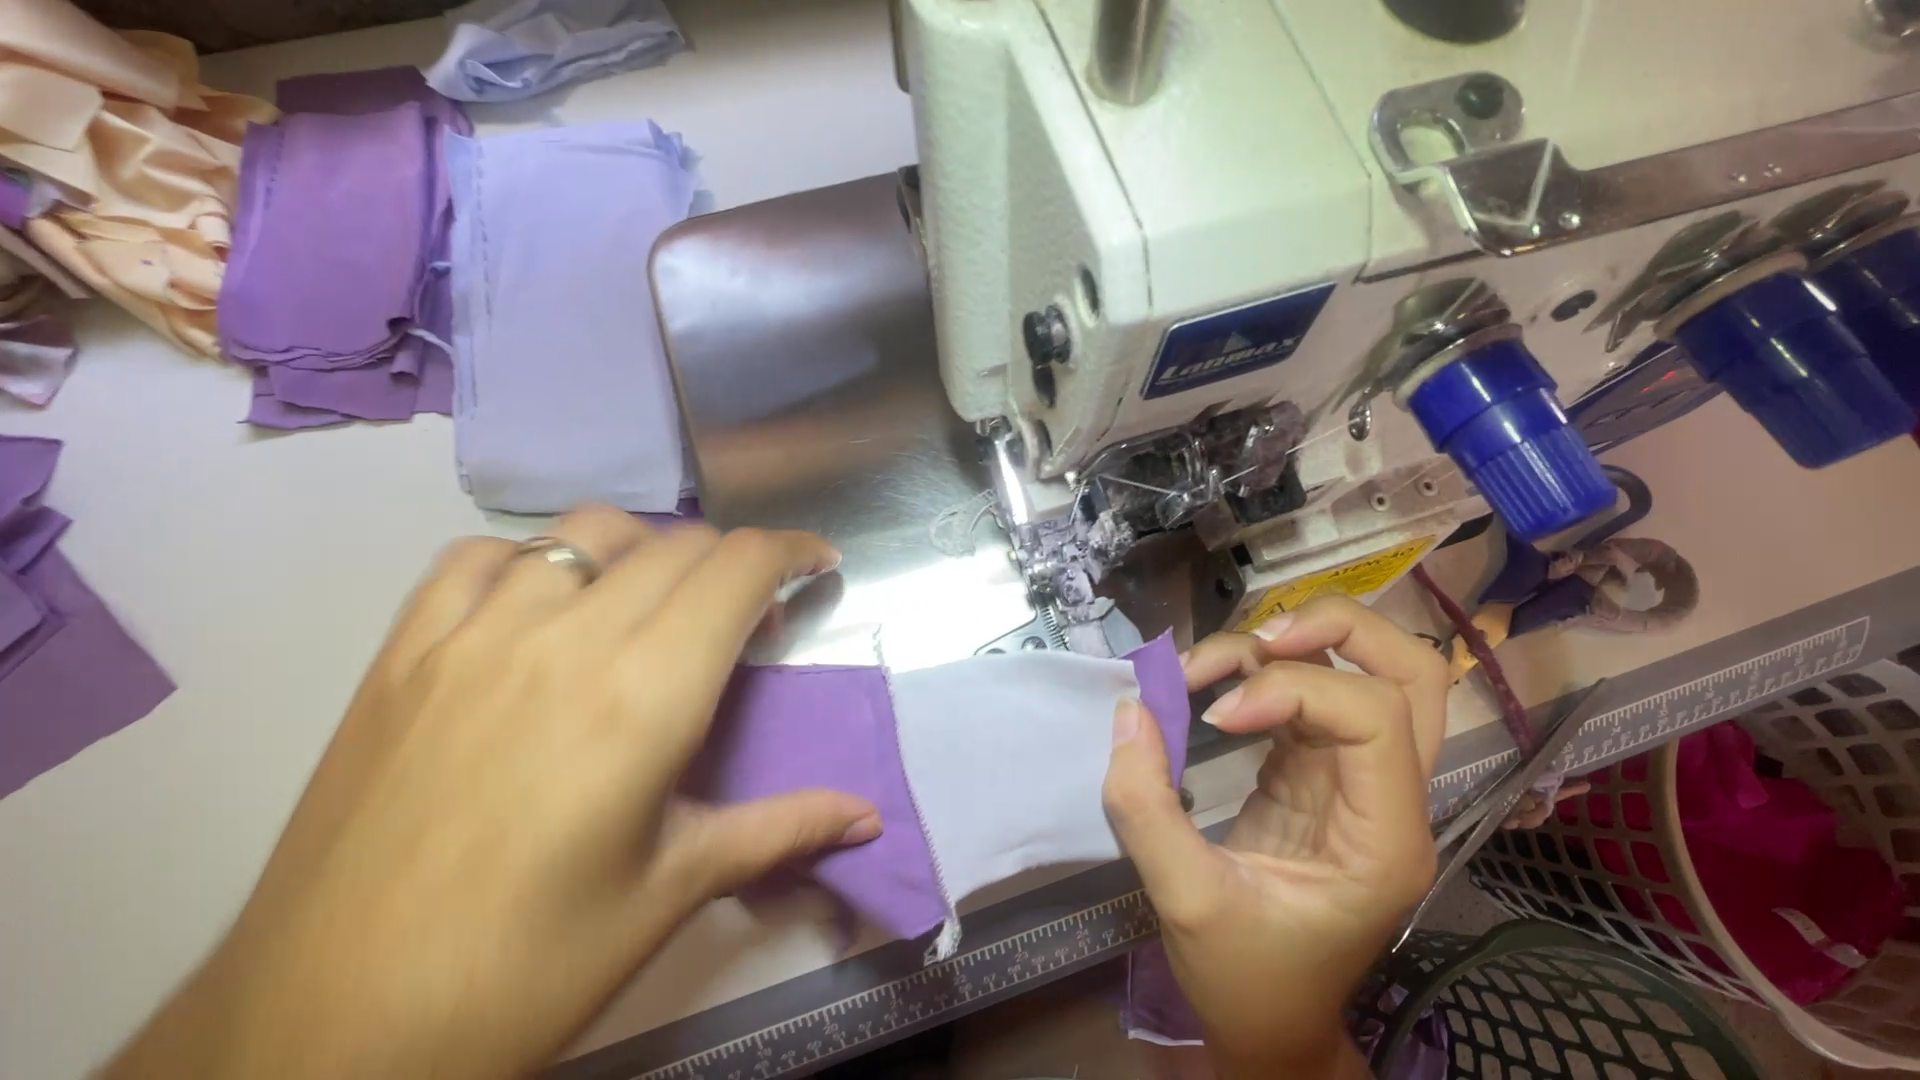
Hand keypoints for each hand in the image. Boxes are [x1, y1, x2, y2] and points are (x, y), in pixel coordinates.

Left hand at [104, 506, 880, 1079]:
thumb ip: (781, 830)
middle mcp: (567, 639)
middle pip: (676, 545)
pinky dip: (533, 558)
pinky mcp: (402, 653)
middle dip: (732, 563)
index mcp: (646, 696)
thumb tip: (869, 819)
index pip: (739, 570)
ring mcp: (474, 636)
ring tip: (653, 604)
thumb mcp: (670, 893)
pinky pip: (478, 557)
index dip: (791, 552)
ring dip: (645, 552)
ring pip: (585, 533)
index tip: (817, 565)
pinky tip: (543, 604)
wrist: (327, 1029)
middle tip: (747, 622)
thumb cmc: (527, 968)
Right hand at [1103, 596, 1448, 1078]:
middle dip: (1335, 631)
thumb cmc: (1244, 978)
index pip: (1376, 716)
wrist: (1268, 1023)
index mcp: (1386, 838)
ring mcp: (1359, 780)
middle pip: (1410, 672)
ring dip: (1294, 644)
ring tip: (1212, 664)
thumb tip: (1129, 712)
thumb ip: (1148, 809)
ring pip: (1367, 670)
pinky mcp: (1320, 773)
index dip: (1293, 690)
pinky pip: (1311, 694)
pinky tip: (1210, 685)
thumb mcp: (1186, 903)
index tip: (1215, 715)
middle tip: (1257, 642)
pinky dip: (1263, 673)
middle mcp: (1391, 796)